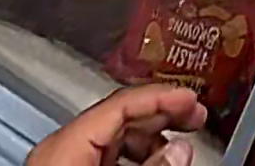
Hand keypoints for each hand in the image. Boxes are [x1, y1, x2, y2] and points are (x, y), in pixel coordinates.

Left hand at [26, 85, 207, 165]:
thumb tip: (181, 148)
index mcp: (64, 143)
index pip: (122, 101)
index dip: (163, 95)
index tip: (192, 96)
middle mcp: (59, 147)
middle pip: (120, 115)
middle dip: (161, 115)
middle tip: (196, 115)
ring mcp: (59, 163)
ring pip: (114, 137)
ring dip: (150, 138)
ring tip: (180, 146)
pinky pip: (104, 156)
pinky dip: (133, 157)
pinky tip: (154, 161)